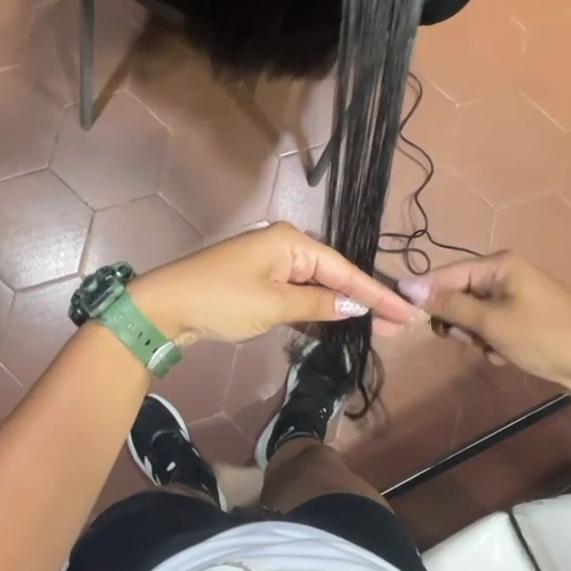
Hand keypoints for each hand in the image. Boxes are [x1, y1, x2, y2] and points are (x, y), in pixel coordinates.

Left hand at [130, 222, 421, 345]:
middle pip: (335, 273)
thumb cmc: (221, 300)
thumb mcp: (274, 305)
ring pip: (318, 283)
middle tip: (398, 327)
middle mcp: (285, 246)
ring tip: (378, 328)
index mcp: (291, 242)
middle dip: (366, 300)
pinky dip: (319, 306)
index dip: (376, 293)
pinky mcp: (259, 281)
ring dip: (344, 305)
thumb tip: (356, 304)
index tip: (405, 313)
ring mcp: (271, 263)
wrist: (165, 306)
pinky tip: (339, 321)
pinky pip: (299, 291)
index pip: (345, 269)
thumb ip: (318, 302)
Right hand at [395, 250, 570, 394]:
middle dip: (456, 319)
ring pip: (472, 313)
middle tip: (465, 339)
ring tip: (490, 350)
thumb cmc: (544, 337)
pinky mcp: (523, 317)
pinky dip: (490, 341)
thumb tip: (407, 287)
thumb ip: (449, 305)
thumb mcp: (492, 322)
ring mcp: (516, 296)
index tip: (403, 316)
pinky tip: (504, 355)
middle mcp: (505, 273)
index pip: (446, 273)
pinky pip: (490, 325)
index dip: (424, 294)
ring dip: (474, 335)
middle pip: (457, 293)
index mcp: (499, 264)